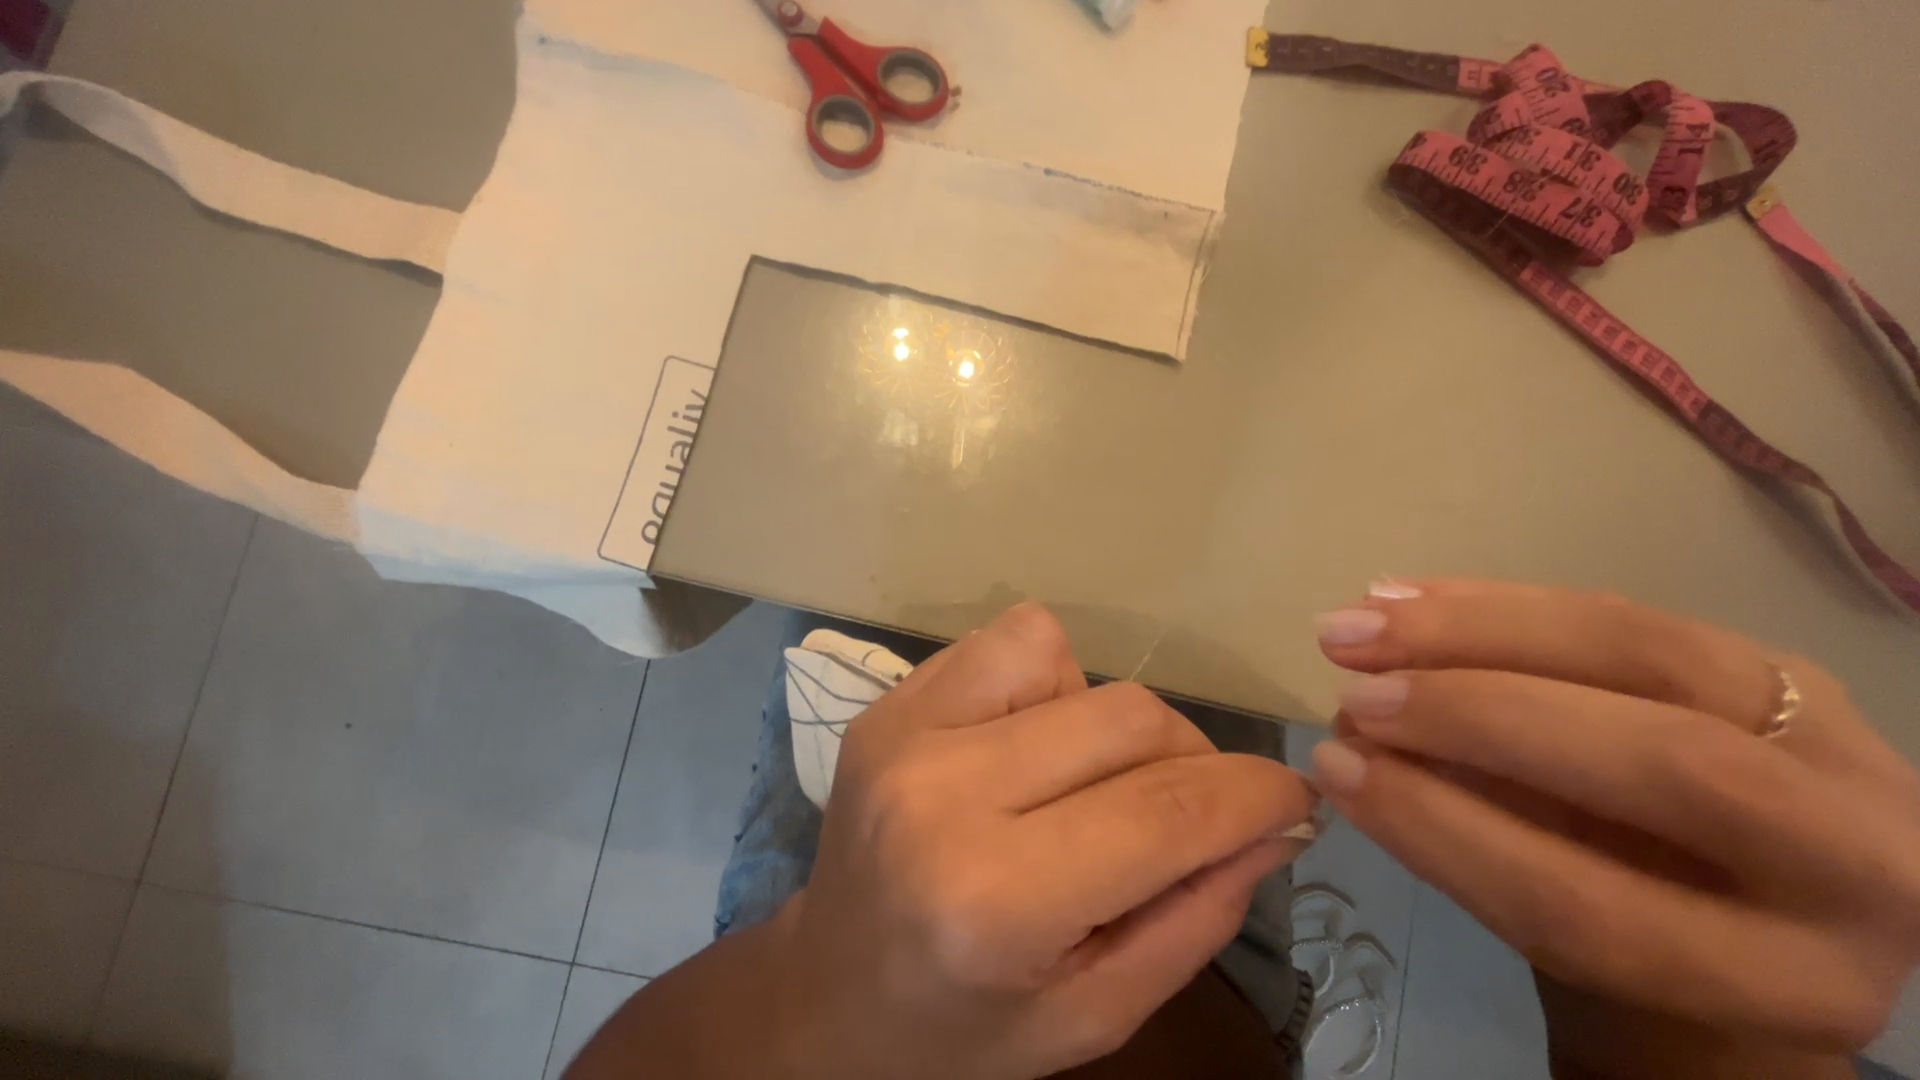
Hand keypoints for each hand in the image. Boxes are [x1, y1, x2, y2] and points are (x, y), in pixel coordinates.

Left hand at [765, 603, 1315, 1079]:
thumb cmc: (963, 1026)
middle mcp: (941, 793)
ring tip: (1086, 778)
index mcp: (994, 898)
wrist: (827, 994)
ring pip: (1066, 656)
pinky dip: (1047, 680)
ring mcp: (903, 732)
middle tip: (1192, 806)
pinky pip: (1008, 641)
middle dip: (1193, 759)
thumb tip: (1275, 820)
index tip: (1291, 798)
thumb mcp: (1097, 1012)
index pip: (1165, 811)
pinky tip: (1029, 744)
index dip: (1254, 794)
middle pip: (1128, 719)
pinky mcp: (888, 702)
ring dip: (1108, 716)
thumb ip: (1197, 915)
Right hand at [1312, 580, 1919, 1073]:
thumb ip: (1470, 849)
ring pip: (1648, 653)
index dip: (1441, 826)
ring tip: (1360, 620)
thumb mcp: (1561, 942)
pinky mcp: (1781, 670)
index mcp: (1785, 978)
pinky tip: (1406, 594)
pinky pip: (1627, 612)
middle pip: (1663, 763)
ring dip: (1474, 627)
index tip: (1331, 767)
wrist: (1748, 911)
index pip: (1590, 903)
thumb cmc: (1637, 951)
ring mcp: (1839, 742)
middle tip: (1351, 689)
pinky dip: (1500, 599)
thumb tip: (1357, 749)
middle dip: (1473, 712)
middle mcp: (1862, 865)